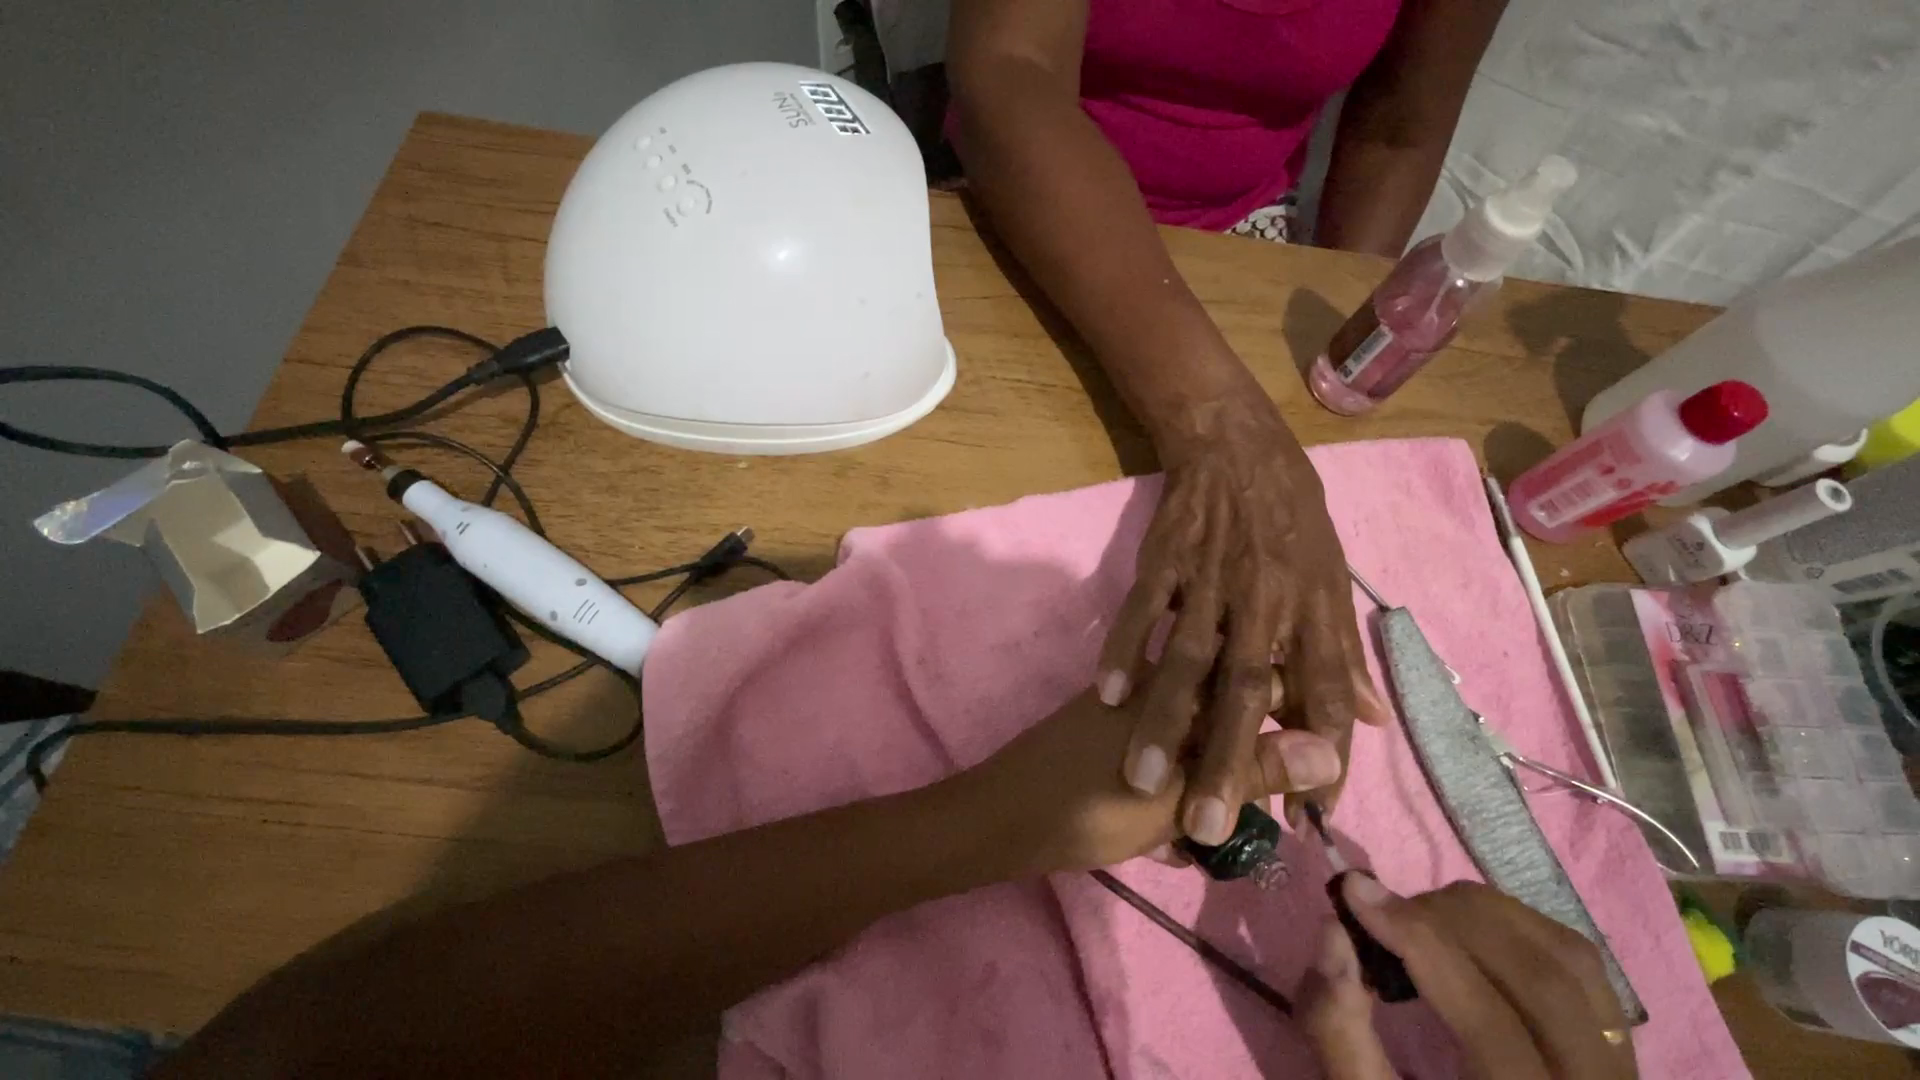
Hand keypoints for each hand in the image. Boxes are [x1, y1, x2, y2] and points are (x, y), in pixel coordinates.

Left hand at [953, 685, 1343, 875]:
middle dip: (1262, 752)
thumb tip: (1328, 746)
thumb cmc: (1091, 805)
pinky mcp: (1114, 736)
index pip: (1262, 680)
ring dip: (1222, 774)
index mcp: (1181, 683)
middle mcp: (1160, 682)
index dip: (1304, 718)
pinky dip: (1184, 784)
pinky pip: (1168, 750)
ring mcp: (1134, 708)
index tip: (1327, 767)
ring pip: (1201, 730)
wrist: (1001, 817)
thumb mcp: (1183, 795)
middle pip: (1233, 705)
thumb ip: (1251, 767)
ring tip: (1238, 826)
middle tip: (1286, 804)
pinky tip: (1185, 836)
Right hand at [1099, 393, 1388, 842]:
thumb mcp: (1334, 576)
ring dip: (1163, 720)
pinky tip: (1106, 696)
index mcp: (1311, 607)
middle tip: (1206, 826)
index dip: (1319, 755)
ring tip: (1141, 780)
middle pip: (1243, 689)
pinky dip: (1123, 650)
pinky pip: (1140, 611)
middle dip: (1226, 758)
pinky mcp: (1162, 560)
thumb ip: (1341, 649)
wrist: (1236, 444)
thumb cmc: (1292, 517)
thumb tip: (1365, 717)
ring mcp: (1207, 580)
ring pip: (1184, 659)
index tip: (1307, 817)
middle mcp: (1263, 601)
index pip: (1320, 691)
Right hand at [1299, 879, 1637, 1079]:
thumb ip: (1338, 1030)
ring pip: (1568, 958)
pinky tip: (1467, 933)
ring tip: (1419, 918)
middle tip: (1382, 910)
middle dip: (1448, 922)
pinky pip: (1581, 964)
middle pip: (1539, 979)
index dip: (1419, 943)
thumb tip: (1333, 930)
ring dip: (1486, 917)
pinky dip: (1519, 928)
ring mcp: (1623, 1073)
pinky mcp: (1619, 1047)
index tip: (1354, 889)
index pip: (1488, 1021)